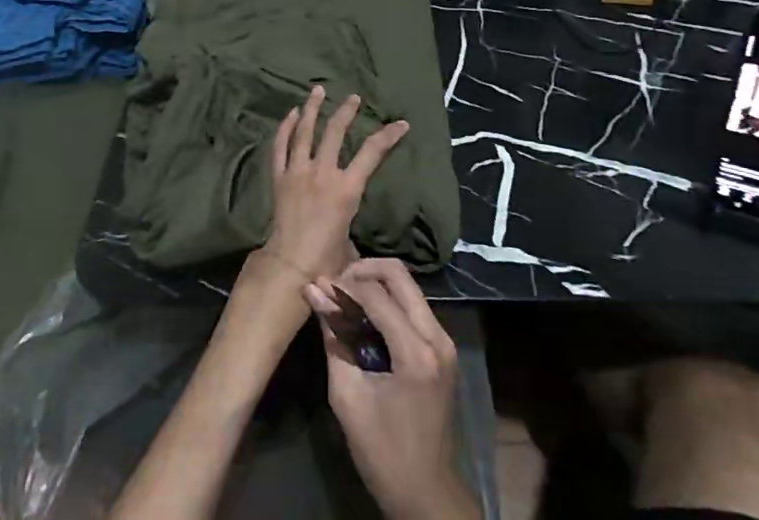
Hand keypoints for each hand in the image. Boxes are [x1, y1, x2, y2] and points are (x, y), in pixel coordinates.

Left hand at [262, 86, 409, 278]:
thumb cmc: (326, 259)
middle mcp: (323, 173)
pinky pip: (281, 147)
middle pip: (335, 132)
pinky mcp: (279, 178)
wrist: (289, 266)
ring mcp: (298, 173)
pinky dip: (285, 128)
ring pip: (305, 132)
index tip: (402, 123)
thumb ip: (354, 223)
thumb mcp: (352, 241)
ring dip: (312, 109)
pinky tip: (290, 115)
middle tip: (354, 98)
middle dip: (347, 112)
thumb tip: (357, 225)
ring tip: (317, 90)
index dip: (389, 135)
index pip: (373, 152)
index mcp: (347, 188)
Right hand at [304, 259, 477, 519]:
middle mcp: (437, 337)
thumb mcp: (347, 396)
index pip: (377, 295)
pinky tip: (364, 314)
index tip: (317, 287)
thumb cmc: (381, 450)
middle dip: (363, 270)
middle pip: (400, 276)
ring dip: (376, 283)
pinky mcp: (443, 347)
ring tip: (343, 297)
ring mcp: (445, 340)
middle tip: (333, 284)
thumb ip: (333, 338)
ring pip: (409, 287)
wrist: (425, 489)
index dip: (343, 284)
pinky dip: (388, 301)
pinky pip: (414, 307)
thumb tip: (313, 292)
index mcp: (416, 352)